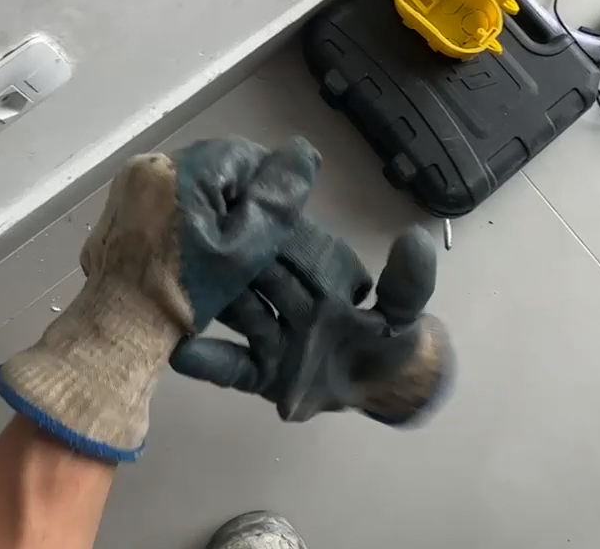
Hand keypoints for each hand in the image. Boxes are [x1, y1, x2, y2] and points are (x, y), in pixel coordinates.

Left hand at [0, 137, 318, 461]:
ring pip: (192, 182)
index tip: (271, 225)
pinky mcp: (119, 204)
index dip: (267, 187)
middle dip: (237, 199)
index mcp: (181, 168)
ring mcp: (129, 183)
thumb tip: (304, 152)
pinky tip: (192, 251)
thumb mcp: (244, 250)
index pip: (244, 154)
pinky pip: (167, 197)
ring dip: (213, 207)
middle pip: (215, 167)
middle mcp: (151, 163)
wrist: (115, 330)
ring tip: (224, 247)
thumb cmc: (183, 291)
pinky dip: (186, 216)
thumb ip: (276, 199)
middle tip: (250, 240)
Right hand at [171, 220, 452, 424]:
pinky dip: (208, 360)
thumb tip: (416, 236)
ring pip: (237, 311)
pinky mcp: (259, 373)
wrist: (381, 390)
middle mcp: (284, 297)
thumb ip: (409, 280)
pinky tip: (183, 352)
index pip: (289, 247)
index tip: (246, 209)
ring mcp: (268, 334)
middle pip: (256, 276)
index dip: (273, 230)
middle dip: (237, 261)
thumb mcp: (403, 311)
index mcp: (315, 273)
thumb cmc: (387, 341)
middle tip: (205, 245)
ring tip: (186, 289)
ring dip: (216, 301)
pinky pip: (230, 367)